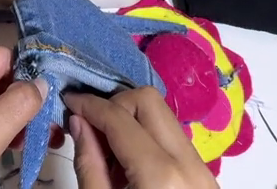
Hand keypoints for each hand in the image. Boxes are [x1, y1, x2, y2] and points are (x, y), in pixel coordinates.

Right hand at [65, 88, 217, 188]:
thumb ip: (89, 165)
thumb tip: (79, 122)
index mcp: (160, 174)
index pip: (119, 116)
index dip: (88, 104)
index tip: (69, 102)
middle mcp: (188, 164)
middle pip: (147, 99)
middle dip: (115, 103)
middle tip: (93, 124)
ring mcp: (204, 170)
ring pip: (163, 115)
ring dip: (132, 119)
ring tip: (111, 149)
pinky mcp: (207, 177)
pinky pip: (174, 138)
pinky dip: (149, 137)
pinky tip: (132, 162)